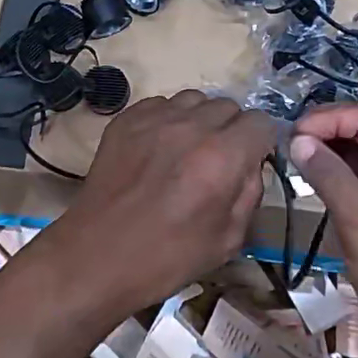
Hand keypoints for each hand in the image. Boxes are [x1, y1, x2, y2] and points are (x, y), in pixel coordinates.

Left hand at [29, 90, 278, 323]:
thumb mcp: (228, 239)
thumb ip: (250, 192)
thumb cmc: (167, 258)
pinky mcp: (126, 119)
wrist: (96, 257)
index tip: (250, 160)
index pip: (261, 123)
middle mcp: (191, 126)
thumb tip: (252, 163)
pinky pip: (161, 103)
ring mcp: (155, 118)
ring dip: (200, 120)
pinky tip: (158, 148)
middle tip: (217, 160)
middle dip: (231, 130)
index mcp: (222, 157)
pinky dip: (168, 120)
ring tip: (187, 149)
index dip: (260, 143)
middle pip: (229, 106)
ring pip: (195, 99)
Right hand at [290, 104, 357, 357]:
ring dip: (324, 151)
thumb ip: (329, 176)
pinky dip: (329, 174)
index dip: (328, 118)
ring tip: (291, 158)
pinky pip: (352, 180)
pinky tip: (308, 179)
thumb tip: (296, 138)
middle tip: (287, 145)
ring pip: (353, 155)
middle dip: (323, 131)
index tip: (294, 133)